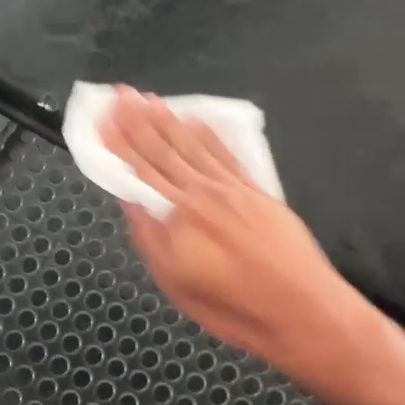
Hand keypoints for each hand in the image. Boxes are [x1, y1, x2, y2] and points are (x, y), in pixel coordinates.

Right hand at [99, 86, 400, 383]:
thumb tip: (128, 198)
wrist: (301, 309)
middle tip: (120, 95)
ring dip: (168, 120)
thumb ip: (149, 235)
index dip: (119, 142)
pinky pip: (226, 153)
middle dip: (139, 120)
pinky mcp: (258, 191)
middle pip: (165, 149)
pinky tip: (194, 120)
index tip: (102, 117)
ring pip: (193, 145)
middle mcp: (204, 191)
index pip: (141, 168)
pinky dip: (207, 134)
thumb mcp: (176, 282)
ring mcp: (233, 188)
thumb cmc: (233, 307)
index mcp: (179, 214)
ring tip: (148, 99)